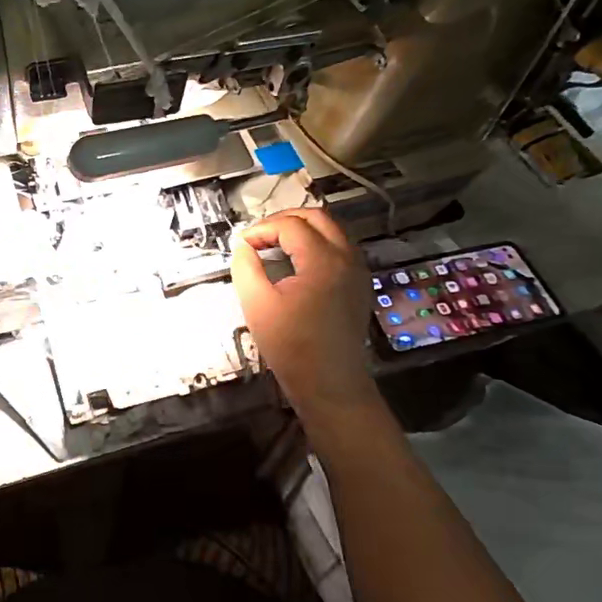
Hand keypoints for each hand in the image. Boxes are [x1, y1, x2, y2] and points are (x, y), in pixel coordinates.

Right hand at [232, 208, 377, 407]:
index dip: (262, 229)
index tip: (242, 245)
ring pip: (332, 230)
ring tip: (275, 244)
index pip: (291, 225)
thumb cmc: (292, 347)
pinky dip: (318, 244)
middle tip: (259, 236)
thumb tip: (243, 245)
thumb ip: (246, 267)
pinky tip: (297, 262)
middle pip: (317, 217)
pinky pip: (340, 248)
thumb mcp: (257, 305)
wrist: (330, 385)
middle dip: (285, 219)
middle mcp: (347, 257)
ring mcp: (358, 270)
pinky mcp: (360, 284)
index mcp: (324, 260)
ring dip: (303, 229)